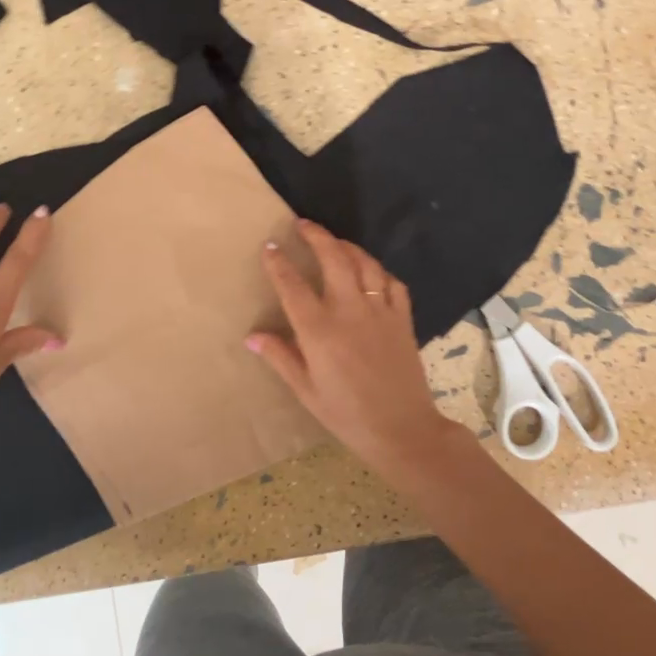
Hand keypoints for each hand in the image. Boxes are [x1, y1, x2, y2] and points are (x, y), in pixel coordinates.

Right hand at [247, 220, 458, 470]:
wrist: (403, 431)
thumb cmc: (347, 415)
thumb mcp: (306, 391)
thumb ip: (280, 357)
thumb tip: (252, 336)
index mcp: (319, 331)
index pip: (292, 285)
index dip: (278, 262)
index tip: (270, 245)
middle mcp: (349, 312)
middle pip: (333, 258)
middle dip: (316, 235)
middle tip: (302, 224)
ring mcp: (380, 312)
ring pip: (364, 263)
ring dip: (347, 246)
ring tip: (334, 241)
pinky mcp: (403, 319)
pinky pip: (392, 282)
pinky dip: (378, 270)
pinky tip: (370, 271)